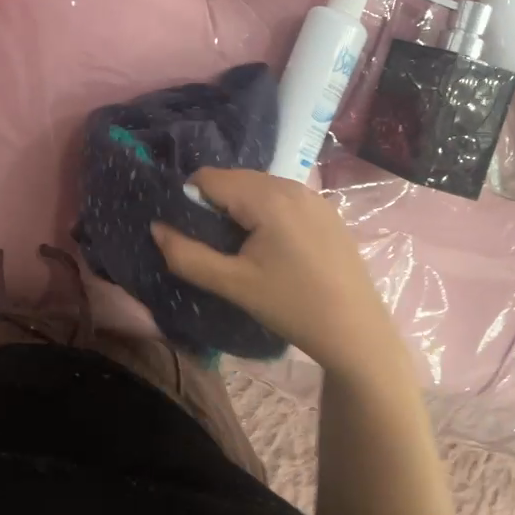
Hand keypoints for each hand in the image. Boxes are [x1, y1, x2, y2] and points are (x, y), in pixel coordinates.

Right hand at [151, 169, 406, 377]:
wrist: (359, 336)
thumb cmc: (293, 308)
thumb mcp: (233, 285)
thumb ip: (187, 255)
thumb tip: (156, 227)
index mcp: (267, 197)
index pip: (208, 178)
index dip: (191, 201)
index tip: (194, 235)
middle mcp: (291, 185)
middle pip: (233, 178)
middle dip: (216, 204)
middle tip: (218, 246)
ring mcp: (313, 195)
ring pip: (257, 186)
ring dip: (240, 207)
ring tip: (244, 249)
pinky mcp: (326, 210)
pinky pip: (280, 196)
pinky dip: (265, 211)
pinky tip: (273, 249)